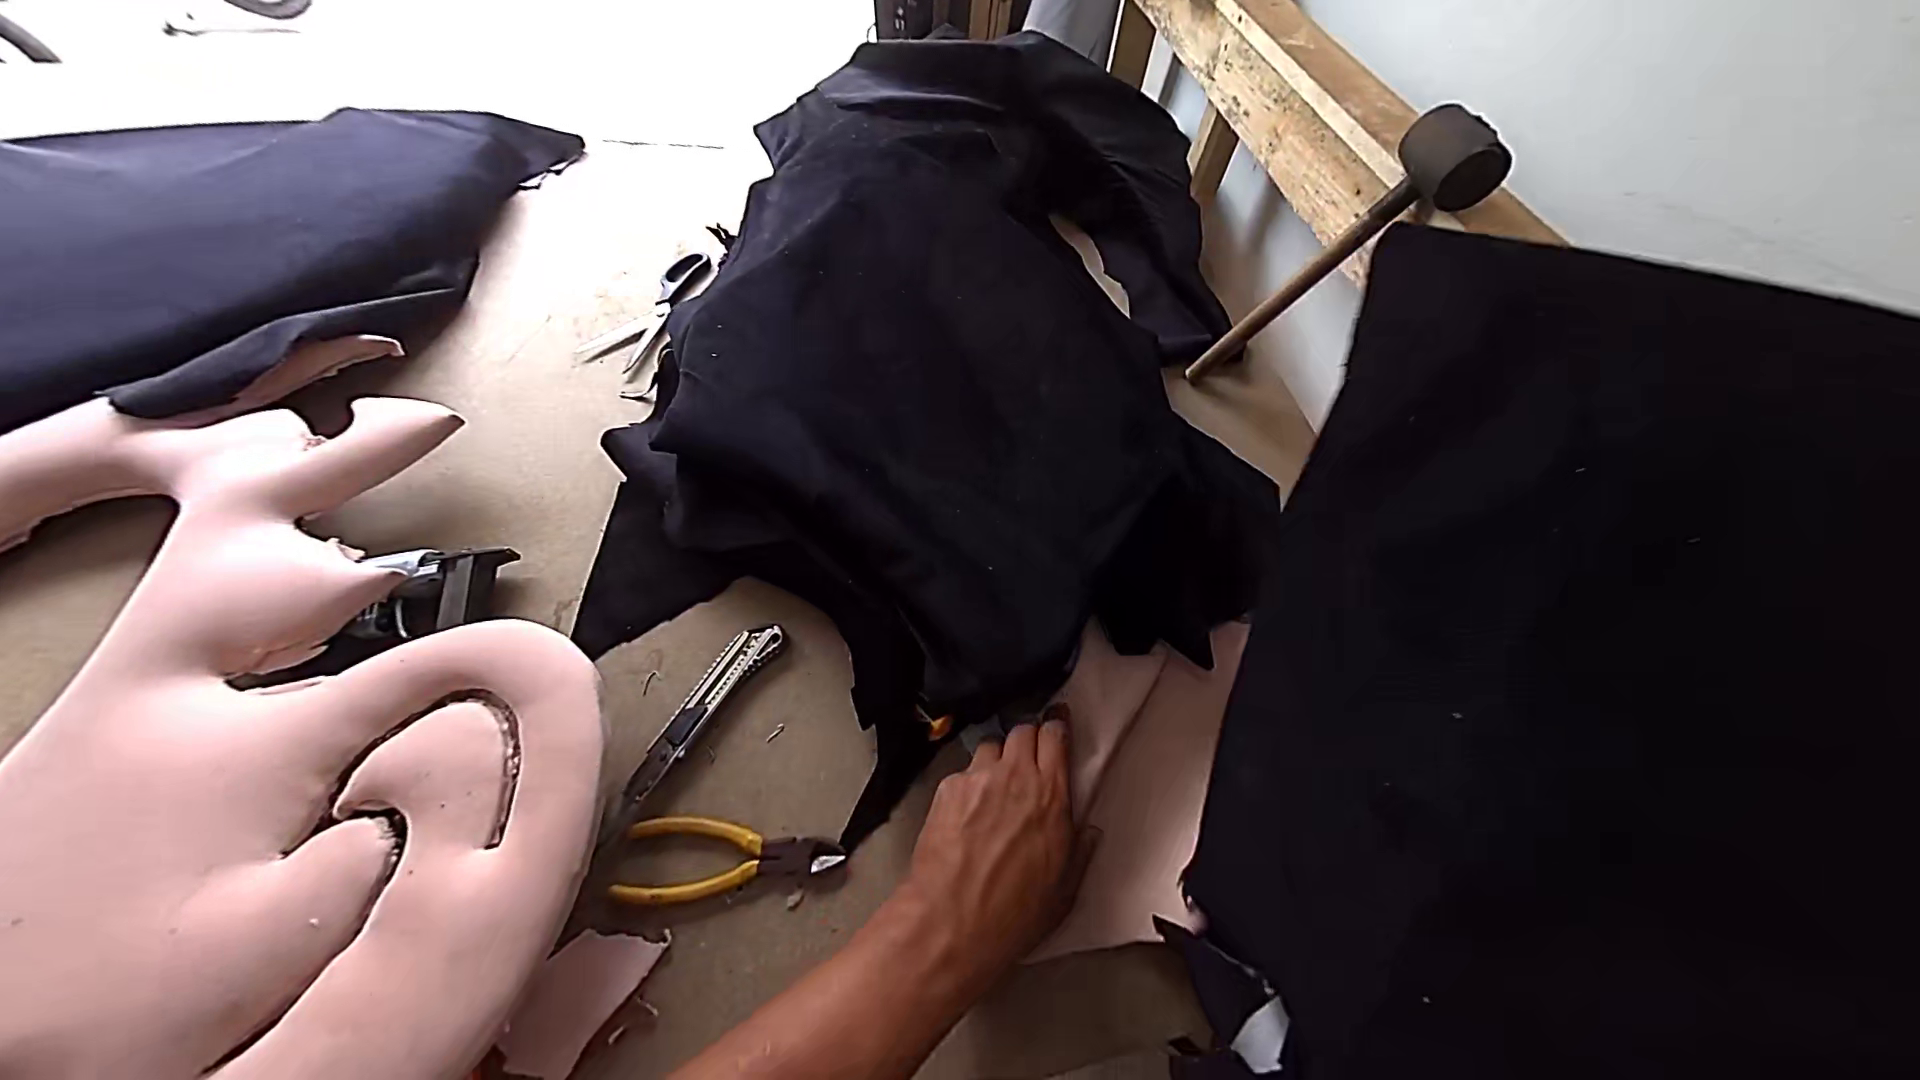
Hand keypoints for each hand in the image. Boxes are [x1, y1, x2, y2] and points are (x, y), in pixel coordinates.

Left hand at [887, 719, 1096, 990]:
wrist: (952, 921)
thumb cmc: (1011, 913)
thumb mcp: (1064, 889)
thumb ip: (1080, 850)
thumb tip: (1089, 831)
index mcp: (1050, 795)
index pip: (1056, 735)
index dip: (1057, 725)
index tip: (1058, 723)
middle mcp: (1015, 776)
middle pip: (1023, 731)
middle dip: (1027, 740)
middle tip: (1027, 761)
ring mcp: (979, 778)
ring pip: (991, 746)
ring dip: (997, 760)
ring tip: (993, 790)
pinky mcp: (949, 787)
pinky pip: (964, 771)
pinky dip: (969, 784)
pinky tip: (966, 813)